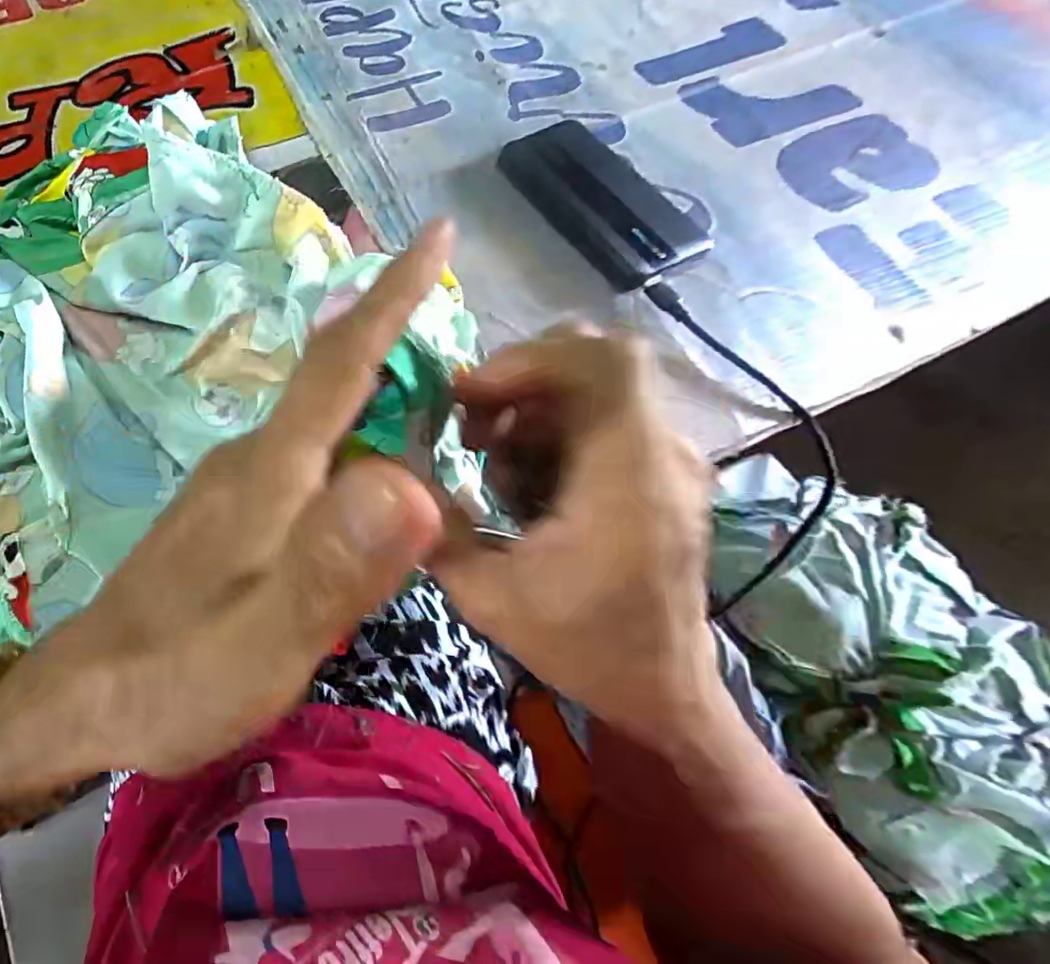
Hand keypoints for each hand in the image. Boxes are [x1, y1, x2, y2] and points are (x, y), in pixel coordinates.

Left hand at [0, 222, 456, 794]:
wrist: (85, 696)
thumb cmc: (173, 674)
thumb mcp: (263, 640)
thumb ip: (331, 566)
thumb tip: (410, 480)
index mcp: (266, 475)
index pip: (337, 366)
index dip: (389, 296)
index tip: (434, 231)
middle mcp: (247, 463)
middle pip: (332, 387)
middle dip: (398, 346)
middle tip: (476, 350)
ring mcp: (230, 489)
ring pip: (319, 427)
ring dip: (378, 403)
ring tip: (445, 412)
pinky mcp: (223, 518)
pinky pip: (301, 462)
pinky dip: (347, 451)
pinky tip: (369, 481)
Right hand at [426, 325, 722, 744]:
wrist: (659, 690)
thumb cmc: (578, 645)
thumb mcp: (484, 594)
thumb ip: (435, 525)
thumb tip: (387, 473)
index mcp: (626, 480)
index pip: (602, 363)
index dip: (526, 358)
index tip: (466, 397)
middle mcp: (657, 455)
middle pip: (590, 360)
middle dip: (514, 382)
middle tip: (468, 430)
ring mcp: (662, 460)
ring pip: (586, 385)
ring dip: (523, 410)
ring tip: (485, 465)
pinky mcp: (652, 470)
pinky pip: (592, 416)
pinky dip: (542, 431)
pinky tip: (517, 484)